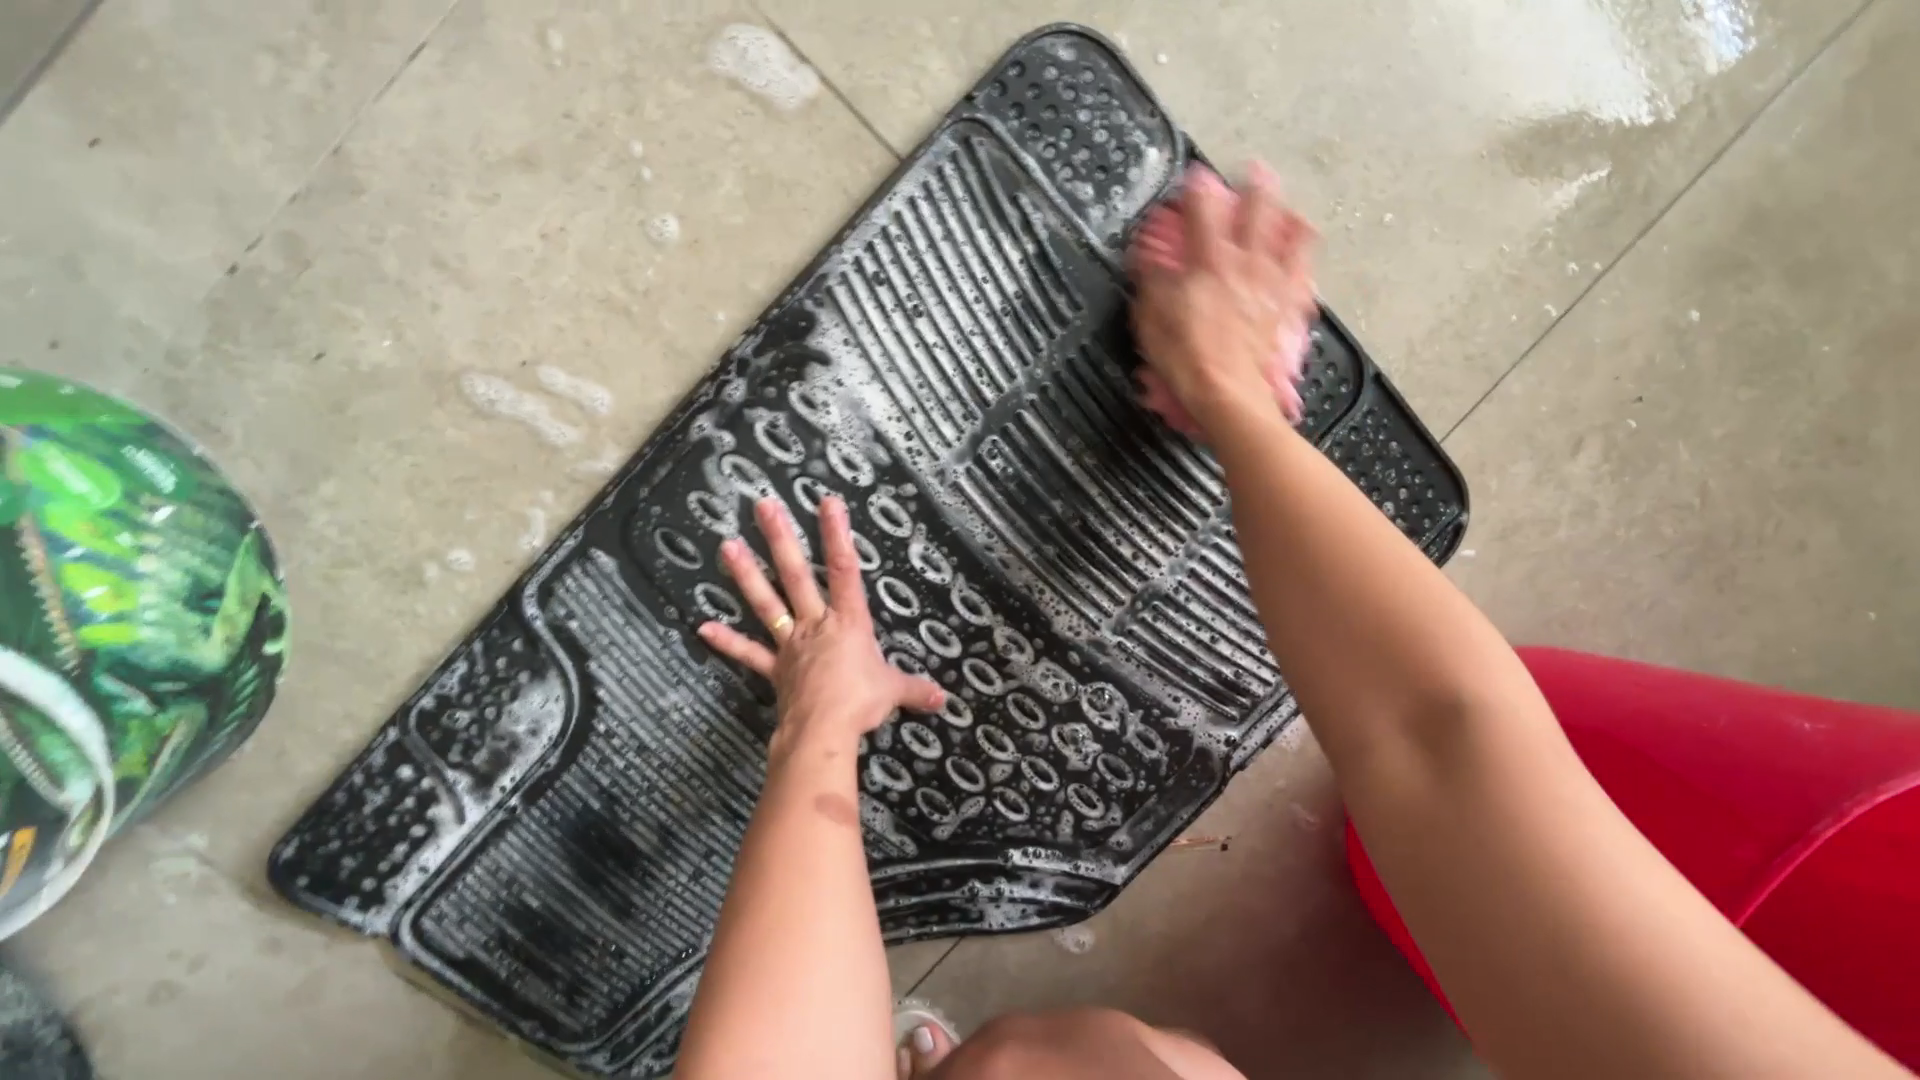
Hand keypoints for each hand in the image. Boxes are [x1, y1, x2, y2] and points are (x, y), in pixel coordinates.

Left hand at [698, 495, 945, 751]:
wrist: (823, 730)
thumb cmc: (860, 702)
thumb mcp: (894, 691)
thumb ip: (916, 689)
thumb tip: (941, 697)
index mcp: (848, 622)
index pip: (844, 569)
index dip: (837, 535)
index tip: (827, 501)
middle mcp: (816, 624)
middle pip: (795, 575)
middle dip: (780, 538)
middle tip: (762, 506)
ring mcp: (791, 644)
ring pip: (767, 603)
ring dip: (746, 574)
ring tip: (727, 546)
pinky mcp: (775, 668)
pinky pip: (749, 653)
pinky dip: (726, 641)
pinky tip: (703, 626)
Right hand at [1130, 162, 1318, 436]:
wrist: (1227, 392)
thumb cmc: (1185, 358)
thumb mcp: (1151, 318)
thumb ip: (1152, 282)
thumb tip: (1147, 259)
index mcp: (1208, 262)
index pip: (1202, 210)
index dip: (1197, 188)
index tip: (1195, 176)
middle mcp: (1245, 264)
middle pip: (1257, 211)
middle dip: (1255, 186)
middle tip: (1255, 170)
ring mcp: (1270, 285)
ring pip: (1290, 238)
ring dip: (1289, 218)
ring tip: (1290, 209)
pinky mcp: (1285, 310)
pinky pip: (1303, 278)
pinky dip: (1304, 265)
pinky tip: (1305, 261)